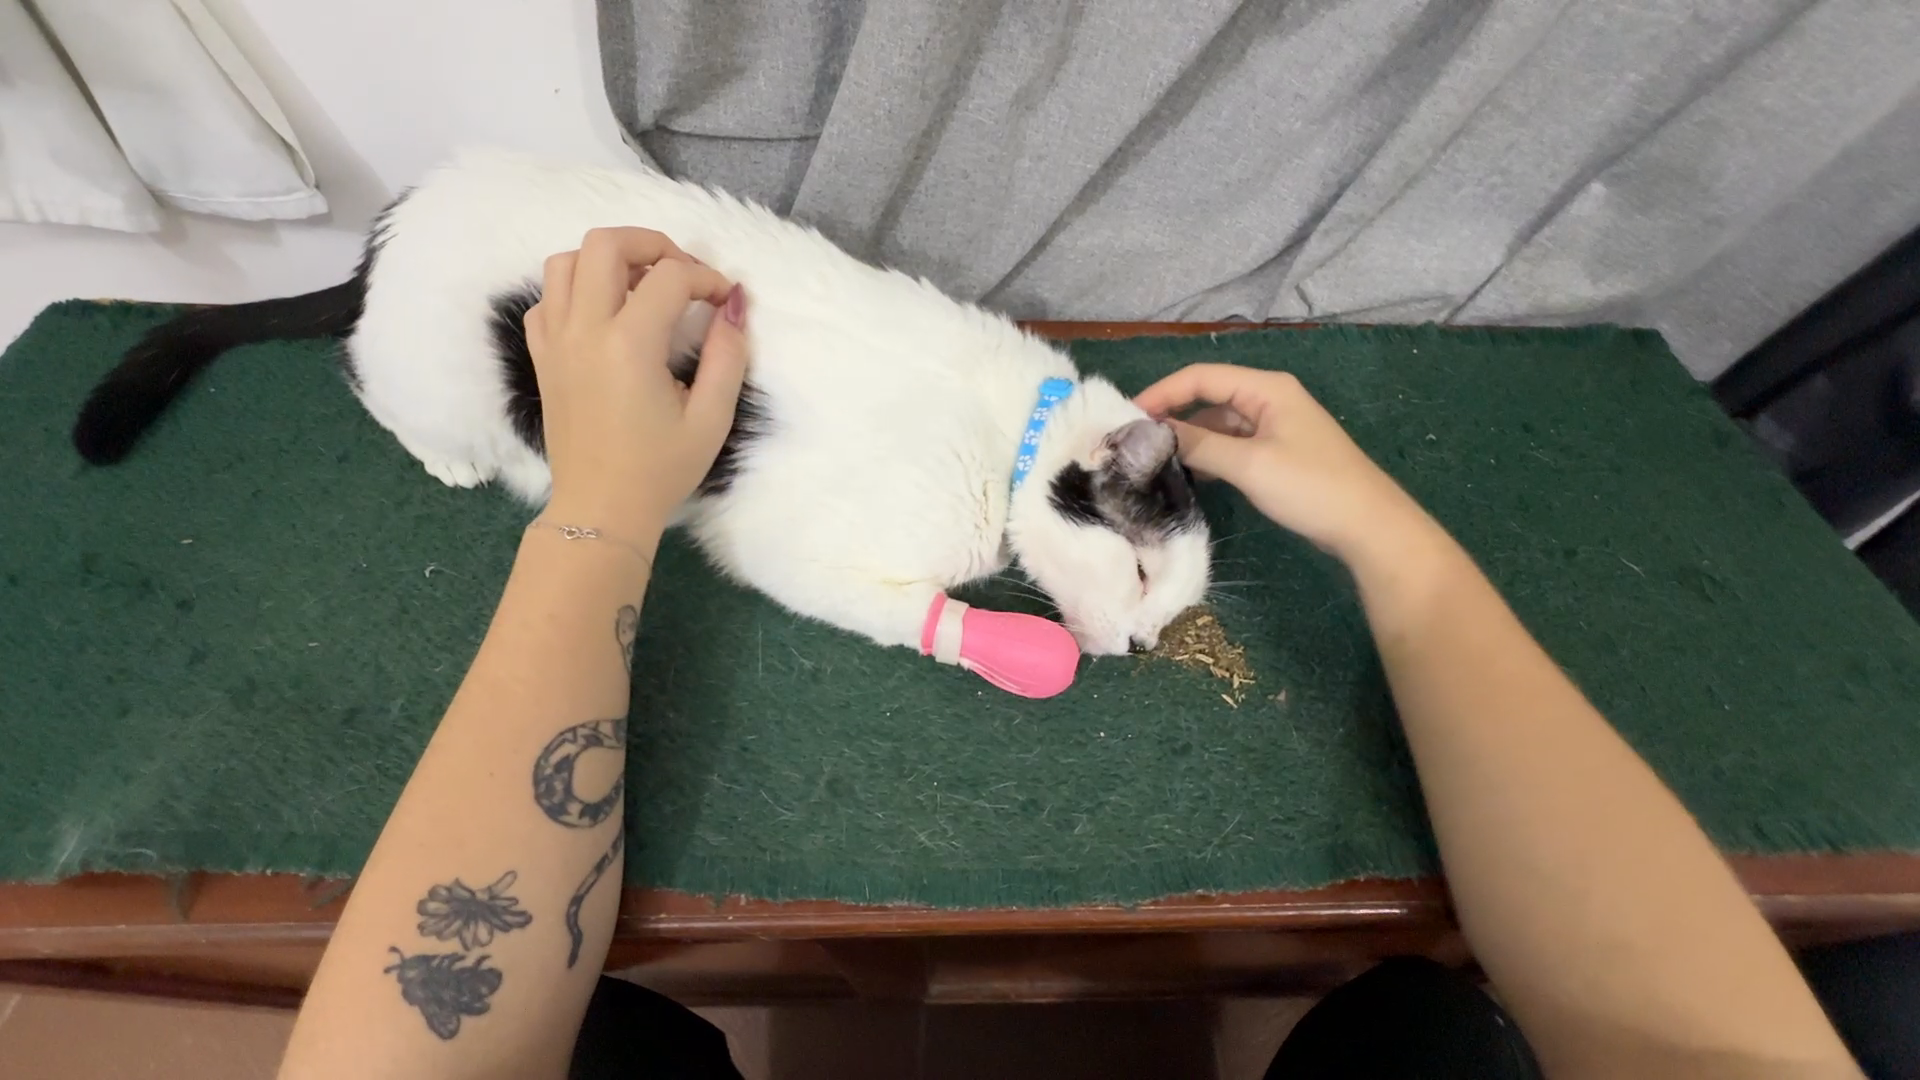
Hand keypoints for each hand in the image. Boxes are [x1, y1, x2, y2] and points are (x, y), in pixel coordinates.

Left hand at [524, 227, 747, 536]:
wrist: (601, 508)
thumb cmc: (661, 469)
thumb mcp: (711, 419)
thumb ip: (726, 357)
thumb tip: (734, 307)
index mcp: (630, 344)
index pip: (670, 277)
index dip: (707, 278)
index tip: (726, 301)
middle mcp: (584, 329)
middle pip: (606, 244)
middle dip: (653, 244)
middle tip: (683, 274)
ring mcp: (555, 339)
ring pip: (567, 260)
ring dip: (610, 260)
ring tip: (644, 287)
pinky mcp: (543, 355)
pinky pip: (549, 297)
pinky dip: (578, 288)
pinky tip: (607, 314)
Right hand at [1134, 364, 1433, 563]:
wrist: (1368, 526)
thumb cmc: (1310, 486)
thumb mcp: (1248, 464)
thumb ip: (1199, 445)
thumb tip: (1152, 434)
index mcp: (1266, 389)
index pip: (1201, 377)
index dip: (1162, 392)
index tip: (1127, 417)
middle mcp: (1268, 400)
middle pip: (1208, 398)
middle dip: (1171, 415)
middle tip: (1134, 441)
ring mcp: (1273, 428)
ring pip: (1217, 425)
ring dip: (1187, 439)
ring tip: (1152, 460)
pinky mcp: (1275, 454)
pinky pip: (1231, 446)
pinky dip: (1207, 456)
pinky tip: (1187, 475)